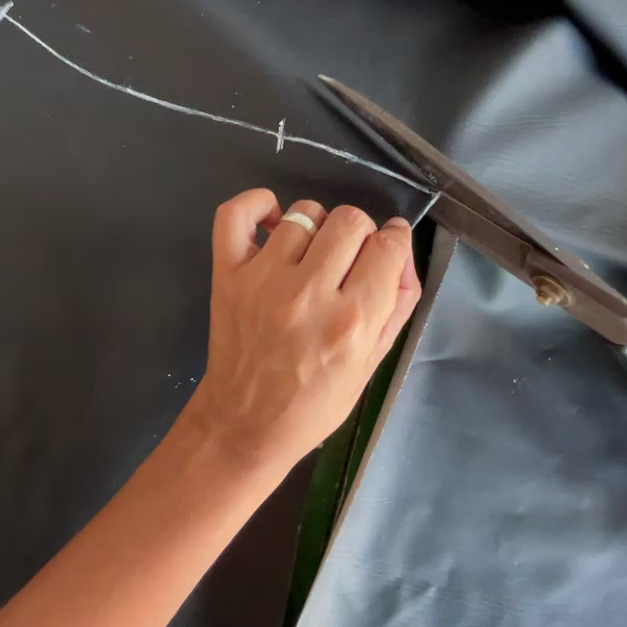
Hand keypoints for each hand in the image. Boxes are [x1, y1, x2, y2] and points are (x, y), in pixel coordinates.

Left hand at [184, 189, 421, 469]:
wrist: (246, 422)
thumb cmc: (315, 401)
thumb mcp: (372, 363)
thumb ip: (397, 303)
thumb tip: (400, 247)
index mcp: (352, 322)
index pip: (387, 245)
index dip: (392, 243)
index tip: (382, 253)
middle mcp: (308, 294)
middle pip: (350, 219)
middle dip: (359, 235)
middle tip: (346, 263)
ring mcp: (263, 279)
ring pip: (304, 213)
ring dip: (315, 230)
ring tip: (309, 258)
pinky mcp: (227, 273)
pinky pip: (238, 212)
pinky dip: (257, 204)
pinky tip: (272, 223)